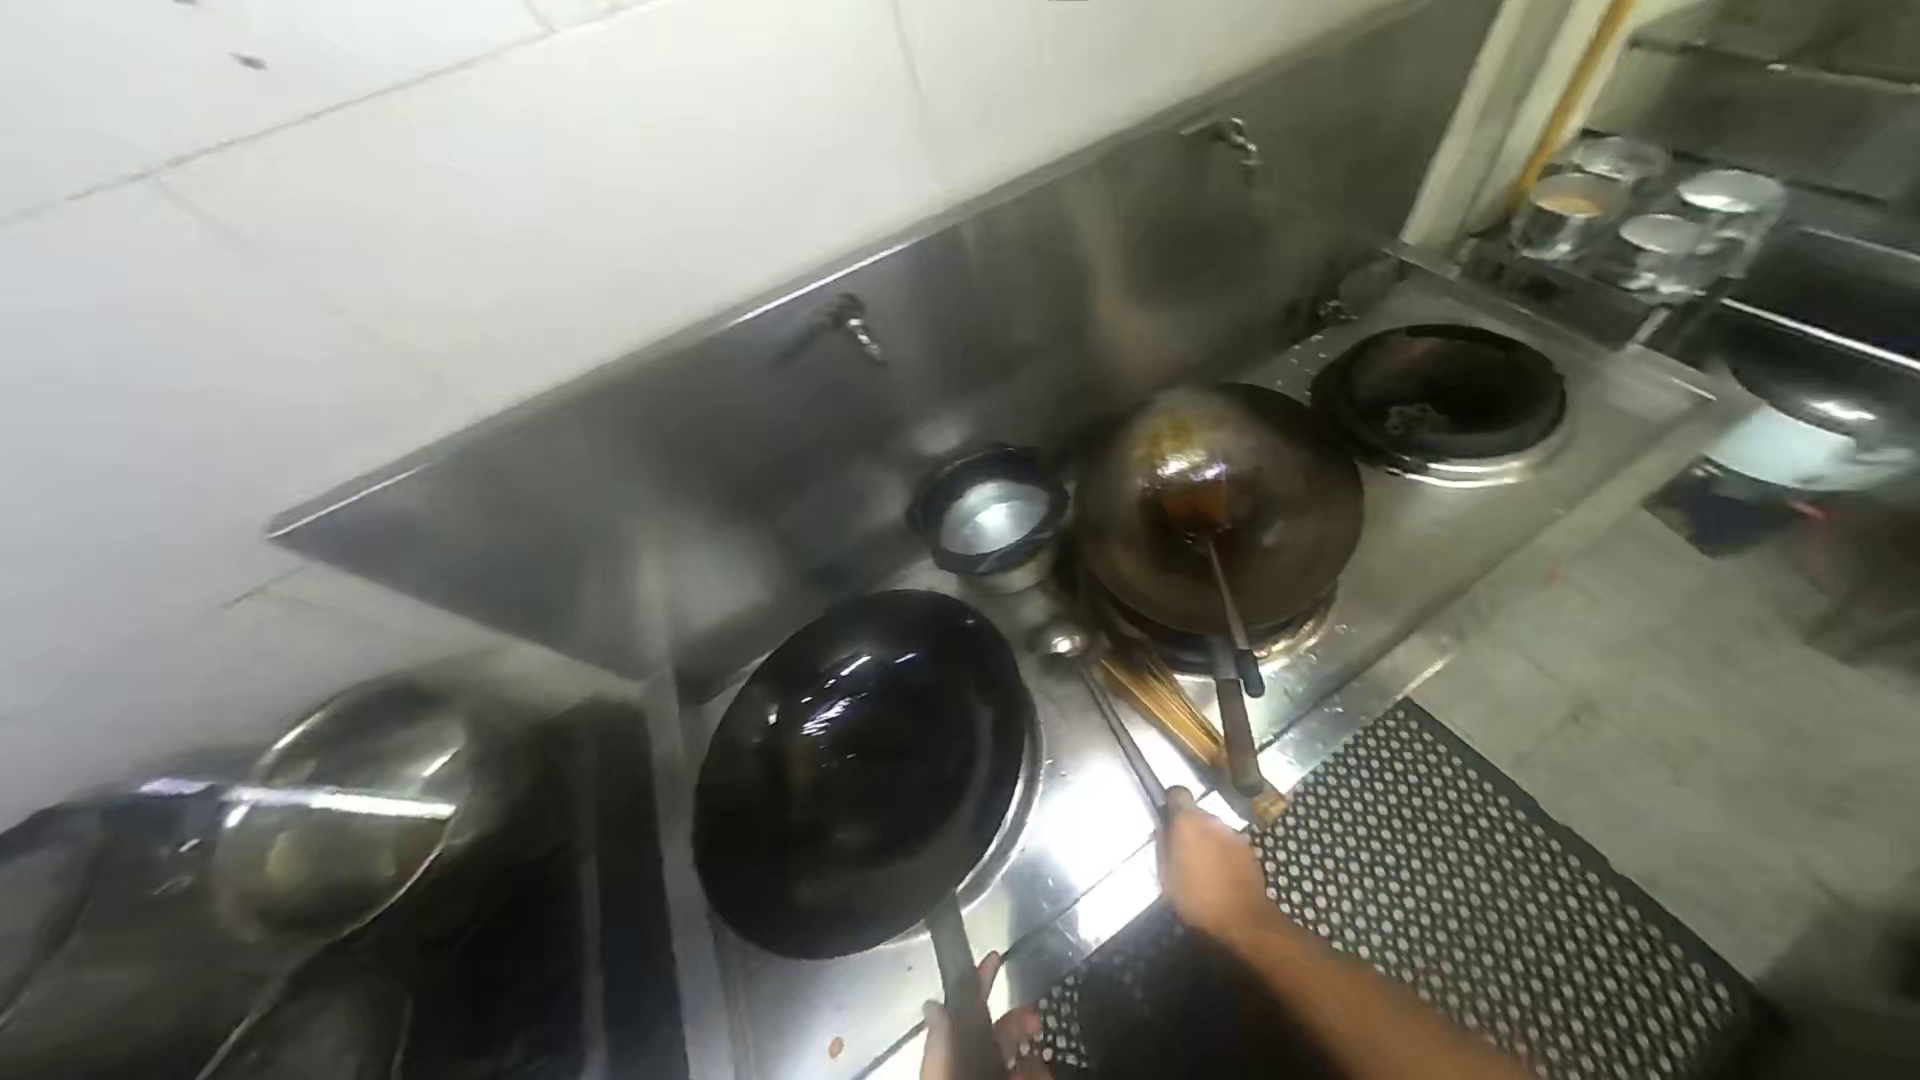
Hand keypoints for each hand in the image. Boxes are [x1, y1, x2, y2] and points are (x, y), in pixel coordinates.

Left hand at [920, 951, 1049, 1079]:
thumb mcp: (941, 1077)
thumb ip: (939, 1046)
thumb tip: (933, 1002)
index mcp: (957, 1057)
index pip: (967, 1015)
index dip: (978, 986)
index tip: (994, 958)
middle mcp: (979, 1068)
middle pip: (1002, 1034)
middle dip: (1018, 1023)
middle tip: (1034, 1020)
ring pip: (1025, 1062)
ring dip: (1033, 1064)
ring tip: (1034, 1075)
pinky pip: (1038, 1076)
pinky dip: (1040, 1075)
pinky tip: (1040, 1076)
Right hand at [1158, 786, 1274, 945]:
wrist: (1244, 920)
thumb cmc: (1197, 897)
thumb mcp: (1166, 877)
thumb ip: (1162, 848)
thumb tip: (1161, 830)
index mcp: (1188, 822)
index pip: (1178, 793)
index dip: (1171, 801)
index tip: (1168, 817)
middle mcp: (1212, 820)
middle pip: (1196, 813)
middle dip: (1189, 826)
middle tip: (1182, 850)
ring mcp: (1233, 834)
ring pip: (1213, 829)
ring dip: (1207, 839)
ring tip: (1203, 865)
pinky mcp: (1249, 851)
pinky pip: (1229, 843)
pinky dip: (1223, 852)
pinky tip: (1220, 874)